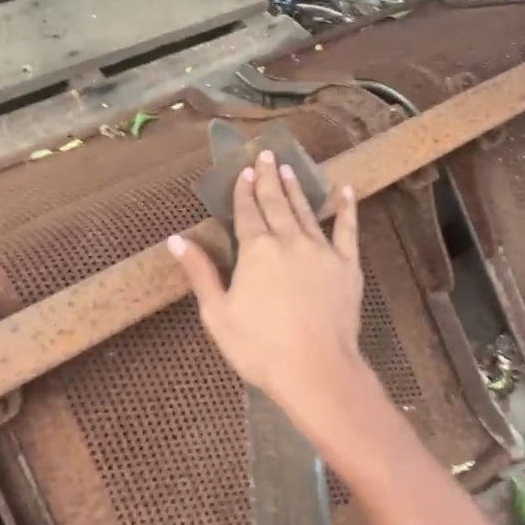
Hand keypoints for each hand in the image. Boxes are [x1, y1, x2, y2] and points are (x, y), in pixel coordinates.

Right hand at [168, 149, 368, 419]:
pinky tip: (346, 190)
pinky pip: (348, 229)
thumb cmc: (259, 347)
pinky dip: (347, 208)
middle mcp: (289, 240)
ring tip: (290, 167)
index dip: (243, 190)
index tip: (243, 171)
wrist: (316, 369)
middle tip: (267, 154)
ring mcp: (321, 250)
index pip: (246, 211)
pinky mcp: (347, 265)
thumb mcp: (218, 313)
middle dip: (268, 178)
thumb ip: (200, 272)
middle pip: (275, 202)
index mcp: (256, 249)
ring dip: (296, 188)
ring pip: (306, 210)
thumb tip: (176, 240)